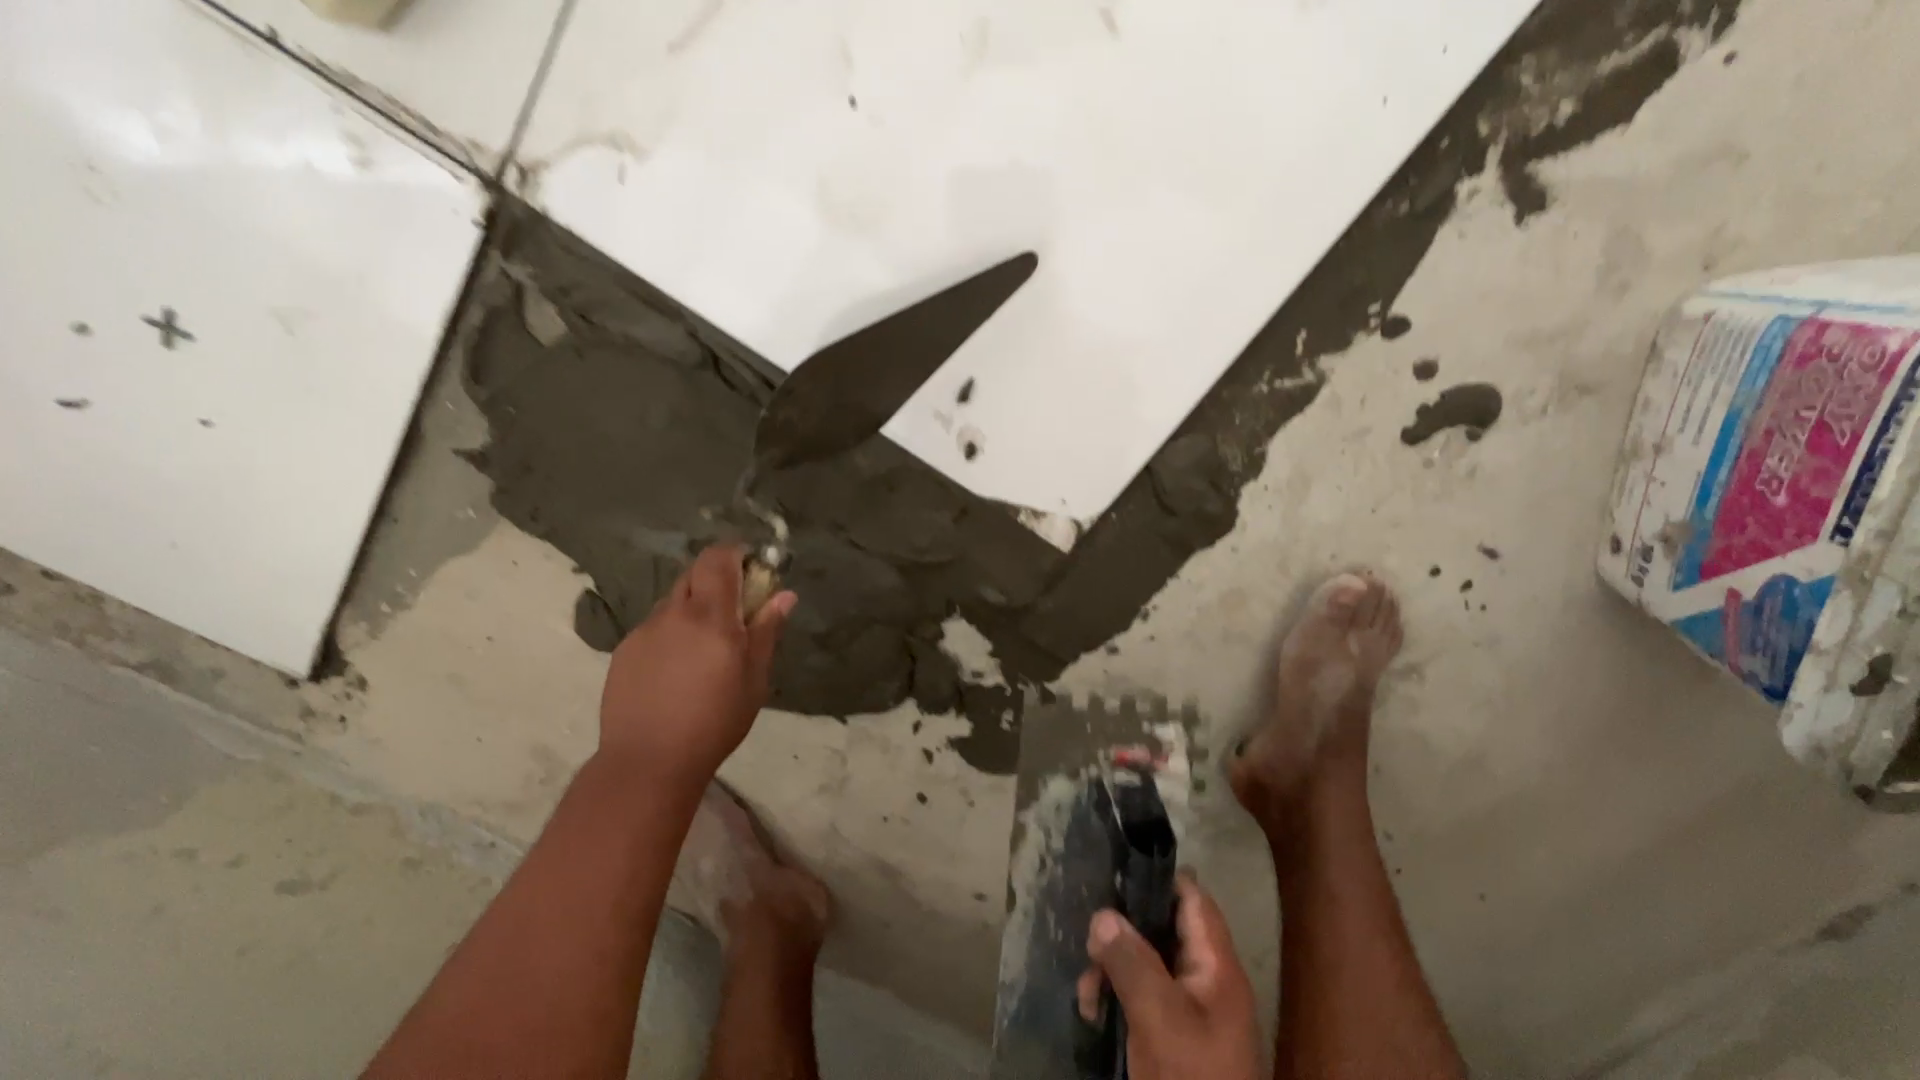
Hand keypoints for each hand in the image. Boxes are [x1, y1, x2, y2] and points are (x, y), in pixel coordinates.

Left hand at [597, 544, 796, 784]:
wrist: (648, 761)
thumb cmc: (715, 722)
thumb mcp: (754, 679)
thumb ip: (766, 631)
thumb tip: (784, 595)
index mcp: (711, 616)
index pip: (718, 558)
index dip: (734, 554)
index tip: (751, 570)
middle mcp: (674, 613)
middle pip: (693, 574)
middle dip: (715, 581)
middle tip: (734, 614)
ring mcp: (644, 631)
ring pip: (672, 602)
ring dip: (692, 609)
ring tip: (703, 651)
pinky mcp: (624, 651)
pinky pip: (654, 627)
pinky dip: (671, 634)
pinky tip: (676, 672)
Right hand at [1078, 873, 1261, 1079]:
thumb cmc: (1192, 1077)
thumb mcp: (1159, 1017)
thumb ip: (1131, 962)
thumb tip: (1103, 914)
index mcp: (1217, 966)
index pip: (1193, 900)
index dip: (1157, 882)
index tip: (1112, 877)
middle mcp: (1207, 981)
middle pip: (1162, 932)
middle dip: (1121, 935)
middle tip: (1089, 950)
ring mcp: (1192, 1012)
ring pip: (1146, 967)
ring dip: (1112, 972)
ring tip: (1087, 997)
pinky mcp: (1174, 1038)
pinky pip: (1142, 1000)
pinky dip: (1116, 1000)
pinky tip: (1093, 1015)